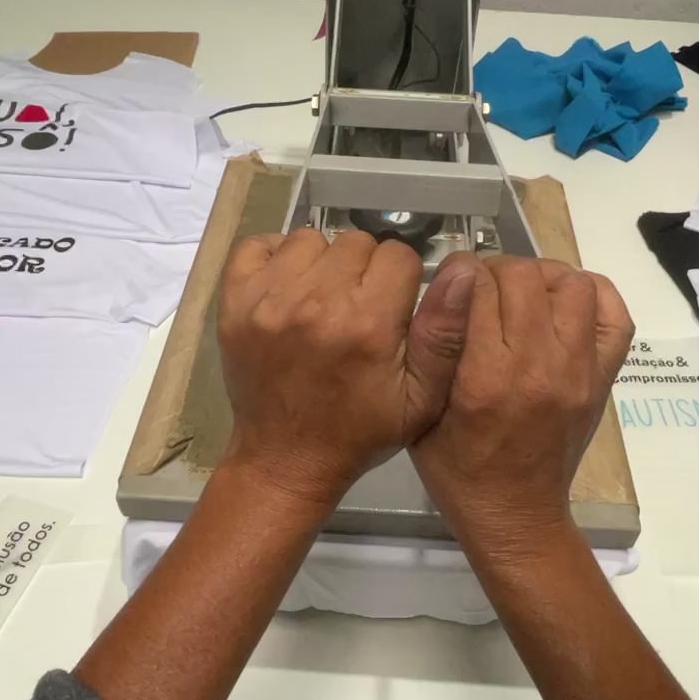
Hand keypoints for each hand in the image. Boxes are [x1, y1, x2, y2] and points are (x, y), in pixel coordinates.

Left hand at [218, 228, 478, 500]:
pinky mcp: (235, 301)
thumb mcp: (422, 398)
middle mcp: (316, 302)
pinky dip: (276, 257)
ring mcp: (268, 299)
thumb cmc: (362, 431)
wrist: (287, 460)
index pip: (398, 255)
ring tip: (322, 300)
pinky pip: (258, 244)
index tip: (391, 309)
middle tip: (357, 308)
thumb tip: (464, 272)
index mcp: (368, 323)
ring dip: (322, 263)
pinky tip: (289, 287)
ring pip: (311, 239)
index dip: (401, 280)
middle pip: (355, 242)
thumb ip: (445, 333)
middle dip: (364, 270)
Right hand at [409, 256, 632, 562]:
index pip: (480, 288)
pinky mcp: (603, 379)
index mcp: (486, 379)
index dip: (462, 272)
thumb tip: (450, 286)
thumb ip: (432, 351)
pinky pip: (614, 315)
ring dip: (542, 278)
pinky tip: (562, 304)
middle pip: (526, 278)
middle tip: (482, 288)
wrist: (516, 516)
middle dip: (497, 270)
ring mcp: (579, 372)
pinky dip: (591, 295)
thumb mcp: (421, 413)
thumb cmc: (457, 470)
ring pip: (571, 285)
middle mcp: (539, 367)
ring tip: (521, 295)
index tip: (452, 282)